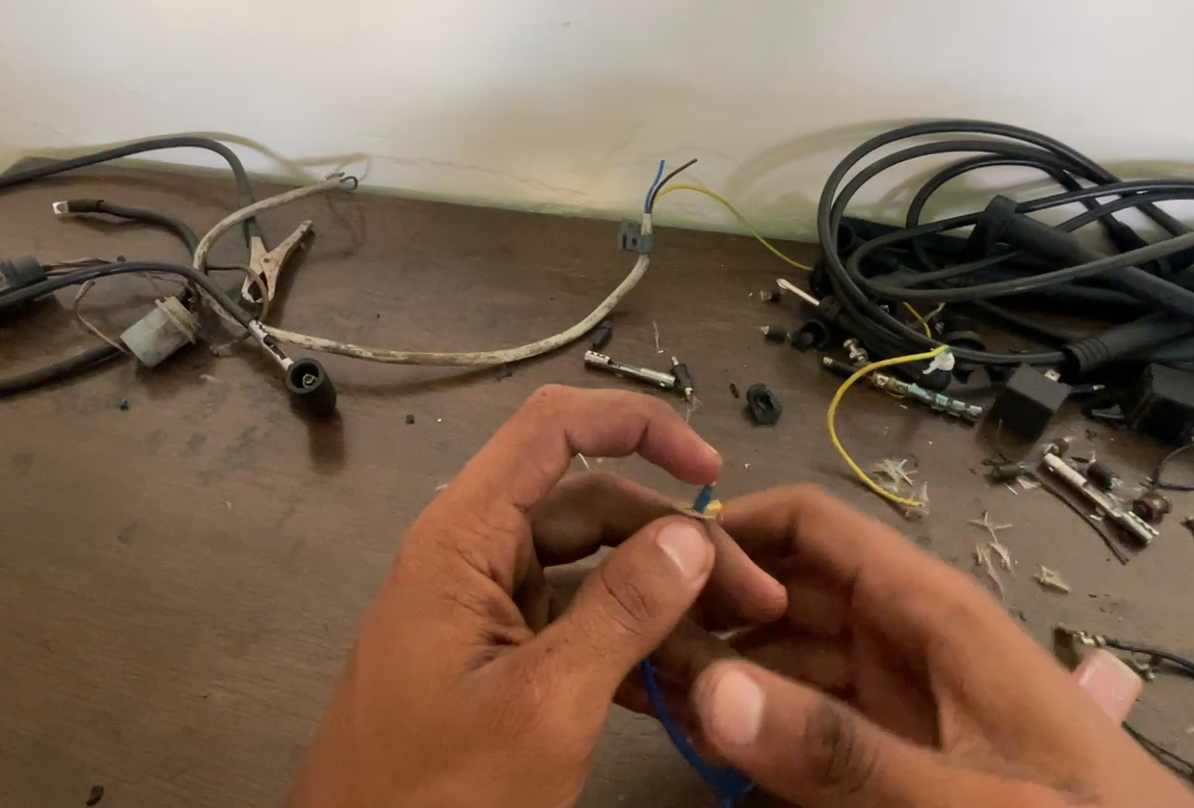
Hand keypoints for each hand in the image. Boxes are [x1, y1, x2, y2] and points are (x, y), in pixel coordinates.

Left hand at [286, 385, 784, 807]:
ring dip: (666, 601)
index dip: (634, 423)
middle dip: (676, 539)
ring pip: (597, 566)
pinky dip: (634, 642)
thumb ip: (621, 613)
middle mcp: (479, 548)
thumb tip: (691, 535)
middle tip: (757, 596)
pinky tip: (690, 684)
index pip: (552, 426)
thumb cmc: (437, 794)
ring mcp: (493, 600)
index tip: (709, 467)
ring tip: (738, 645)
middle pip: (591, 504)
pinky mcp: (506, 647)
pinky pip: (582, 621)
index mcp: (467, 532)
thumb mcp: (544, 706)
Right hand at [681, 486, 1193, 806]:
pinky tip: (702, 740)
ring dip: (721, 663)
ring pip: (784, 647)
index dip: (733, 525)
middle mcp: (899, 631)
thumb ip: (843, 755)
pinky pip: (803, 708)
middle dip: (711, 605)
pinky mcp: (890, 743)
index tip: (657, 566)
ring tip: (651, 692)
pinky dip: (751, 717)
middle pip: (785, 582)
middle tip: (637, 646)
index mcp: (926, 606)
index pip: (811, 522)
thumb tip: (708, 689)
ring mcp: (893, 691)